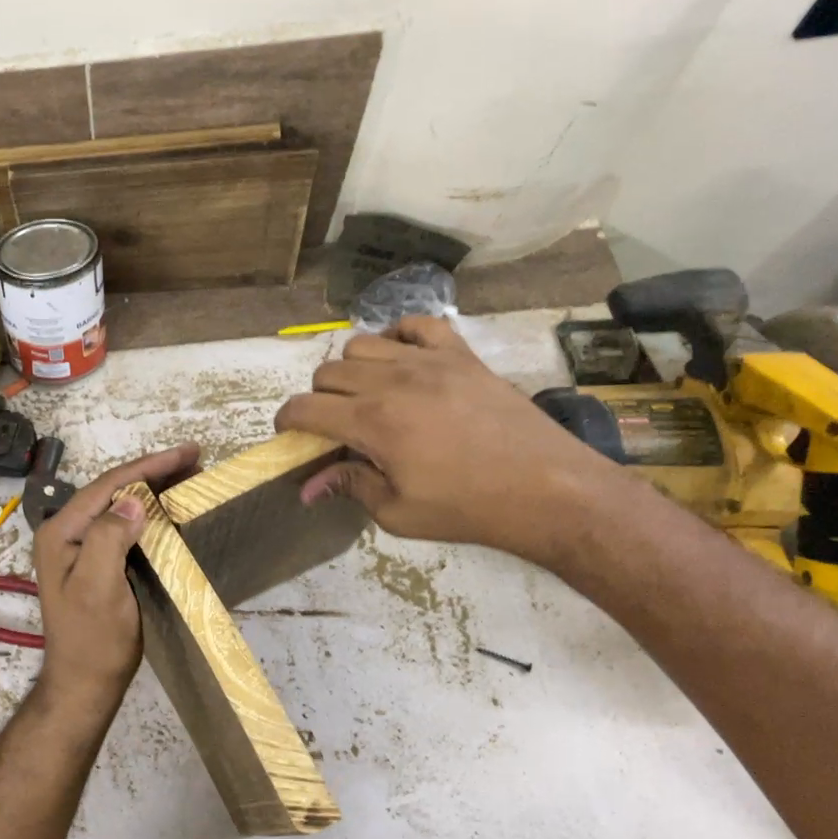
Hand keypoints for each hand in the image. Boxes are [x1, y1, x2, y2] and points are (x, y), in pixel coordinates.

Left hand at [32, 445, 200, 704]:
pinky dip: (151, 514)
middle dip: (153, 473)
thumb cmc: (93, 639)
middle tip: (195, 458)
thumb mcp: (99, 588)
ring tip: (191, 476)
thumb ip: (109, 539)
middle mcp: (67, 533)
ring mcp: (81, 548)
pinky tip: (172, 510)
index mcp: (61, 532)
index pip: (107, 486)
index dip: (147, 467)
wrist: (85, 683)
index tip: (185, 453)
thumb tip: (133, 501)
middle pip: (114, 491)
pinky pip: (125, 527)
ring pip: (121, 506)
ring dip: (154, 490)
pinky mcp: (98, 563)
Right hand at [273, 316, 623, 562]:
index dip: (287, 422)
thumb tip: (307, 487)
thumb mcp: (399, 513)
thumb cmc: (469, 509)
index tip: (291, 436)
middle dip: (319, 399)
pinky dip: (400, 336)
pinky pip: (417, 325)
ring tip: (369, 394)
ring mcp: (430, 362)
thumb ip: (349, 487)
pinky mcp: (462, 355)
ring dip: (353, 369)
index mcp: (372, 422)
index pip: (305, 408)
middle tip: (337, 425)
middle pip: (327, 372)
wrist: (550, 491)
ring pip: (362, 344)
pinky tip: (404, 362)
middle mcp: (393, 382)